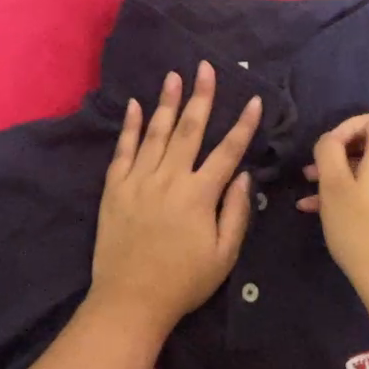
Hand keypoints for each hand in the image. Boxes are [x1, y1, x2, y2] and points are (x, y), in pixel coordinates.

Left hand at [90, 62, 261, 335]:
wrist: (130, 301)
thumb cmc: (184, 282)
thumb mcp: (224, 255)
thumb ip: (235, 212)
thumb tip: (242, 175)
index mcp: (200, 195)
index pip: (227, 151)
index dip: (243, 124)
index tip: (253, 99)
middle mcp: (169, 179)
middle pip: (189, 130)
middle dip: (201, 96)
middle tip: (205, 68)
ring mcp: (138, 181)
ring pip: (155, 133)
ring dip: (166, 102)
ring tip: (173, 75)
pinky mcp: (115, 189)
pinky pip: (123, 150)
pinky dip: (129, 126)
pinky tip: (134, 105)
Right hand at [296, 112, 368, 301]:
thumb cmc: (359, 225)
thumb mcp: (333, 184)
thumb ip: (328, 151)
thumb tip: (331, 140)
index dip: (347, 126)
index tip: (325, 149)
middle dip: (342, 149)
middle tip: (317, 166)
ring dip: (342, 171)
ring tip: (311, 189)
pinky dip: (354, 188)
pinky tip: (321, 209)